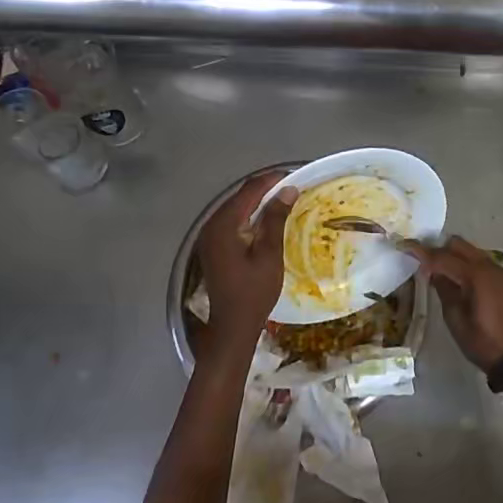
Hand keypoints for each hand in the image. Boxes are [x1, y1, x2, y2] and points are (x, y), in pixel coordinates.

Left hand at [198, 172, 294, 348]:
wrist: (232, 326)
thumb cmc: (253, 292)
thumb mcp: (269, 254)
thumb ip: (275, 219)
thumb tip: (287, 189)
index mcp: (224, 223)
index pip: (248, 191)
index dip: (270, 181)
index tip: (293, 176)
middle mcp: (211, 224)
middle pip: (239, 197)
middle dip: (264, 190)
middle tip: (290, 188)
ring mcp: (209, 235)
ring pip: (234, 208)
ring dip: (256, 203)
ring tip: (282, 201)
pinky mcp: (212, 245)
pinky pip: (230, 221)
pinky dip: (247, 216)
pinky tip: (264, 221)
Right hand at [411, 237, 502, 371]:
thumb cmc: (482, 342)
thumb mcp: (454, 318)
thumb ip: (443, 289)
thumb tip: (433, 272)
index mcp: (477, 276)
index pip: (443, 257)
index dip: (422, 252)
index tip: (405, 247)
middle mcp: (491, 268)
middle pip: (459, 245)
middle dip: (439, 250)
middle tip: (424, 263)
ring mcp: (502, 273)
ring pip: (472, 252)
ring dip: (455, 257)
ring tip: (442, 273)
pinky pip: (483, 263)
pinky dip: (469, 266)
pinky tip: (462, 283)